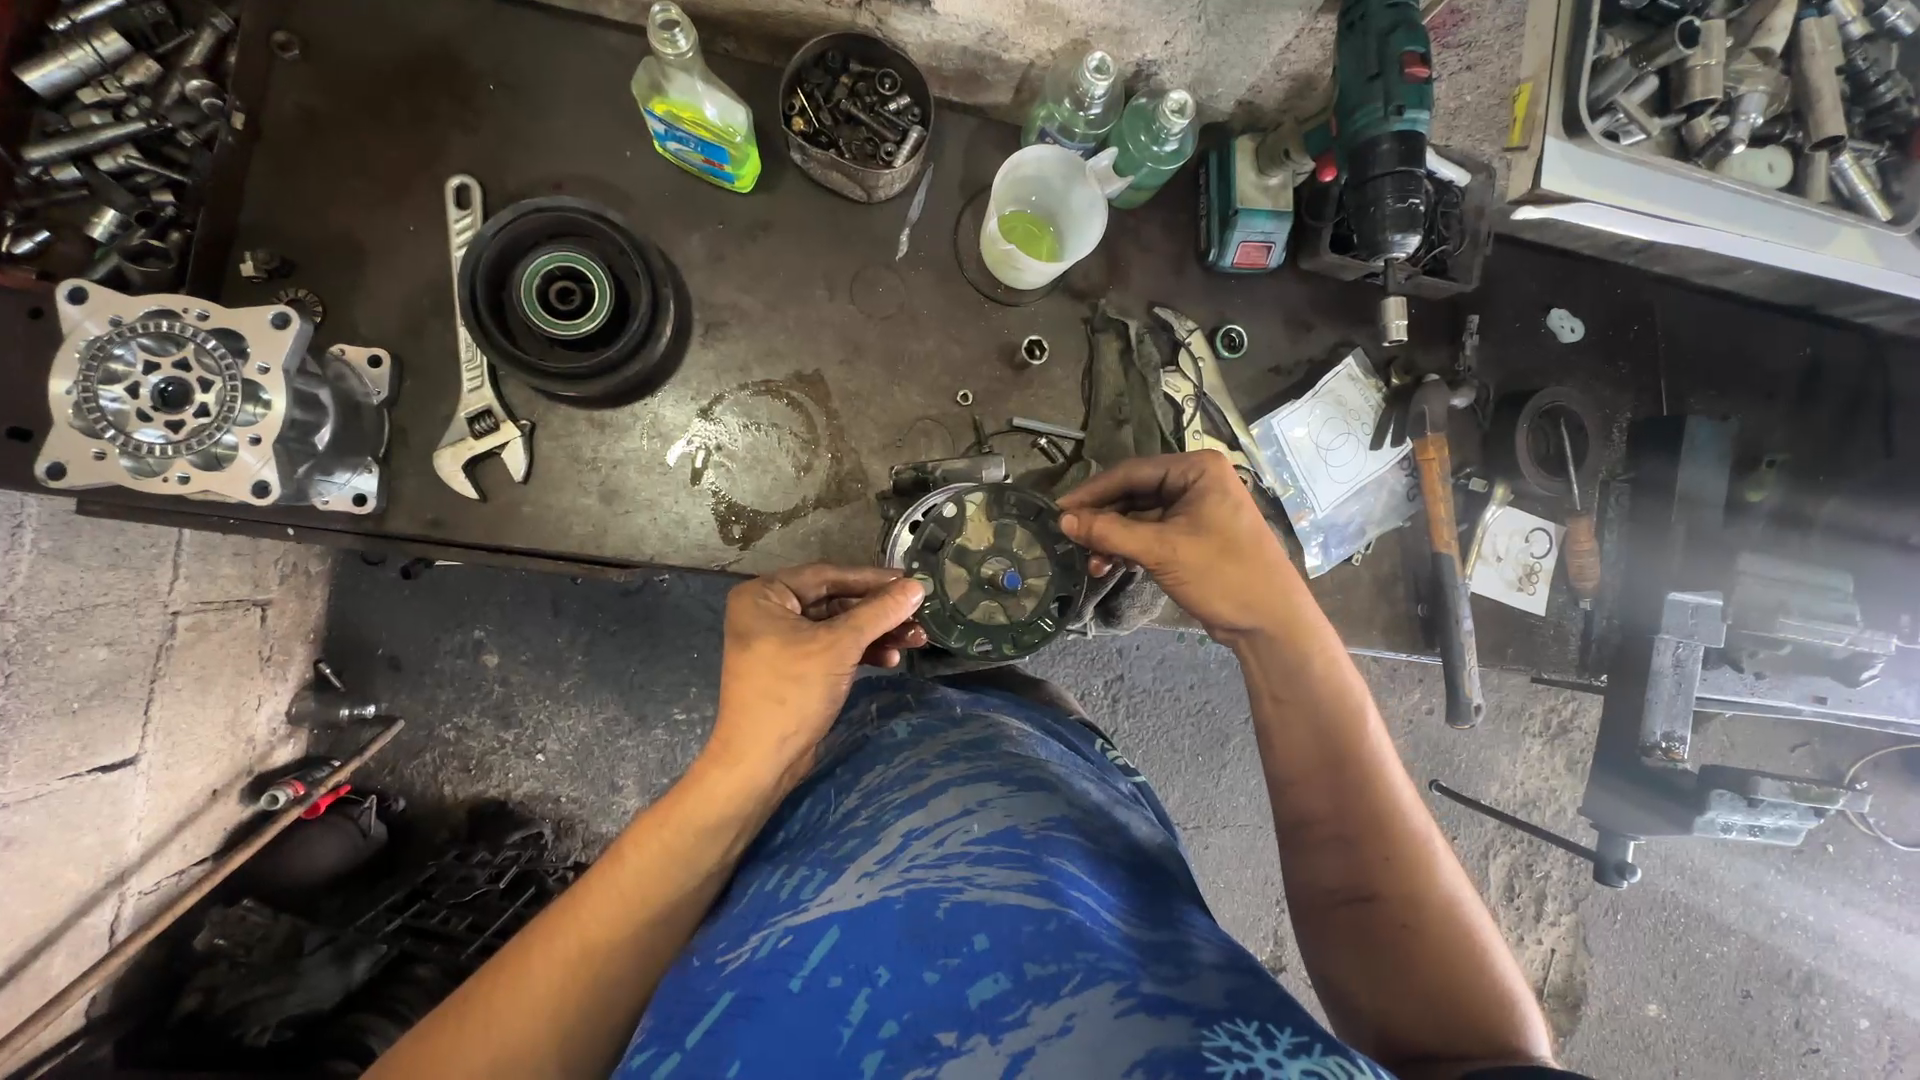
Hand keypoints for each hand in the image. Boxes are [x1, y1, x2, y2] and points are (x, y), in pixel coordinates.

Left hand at [707, 564, 926, 789]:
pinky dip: (861, 652)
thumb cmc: (793, 692)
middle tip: (918, 614)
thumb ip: (878, 612)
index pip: (827, 575)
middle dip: (879, 612)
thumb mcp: (839, 646)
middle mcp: (769, 612)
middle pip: (835, 601)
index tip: (910, 582)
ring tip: (916, 639)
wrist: (762, 761)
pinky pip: (833, 649)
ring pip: (838, 627)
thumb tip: (916, 587)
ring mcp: (781, 642)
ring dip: (876, 633)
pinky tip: (891, 659)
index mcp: (764, 595)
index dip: (872, 579)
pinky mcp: (795, 668)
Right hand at [1059, 451, 1298, 644]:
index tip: (1058, 510)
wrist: (1269, 621)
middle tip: (1070, 539)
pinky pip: (1151, 533)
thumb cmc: (1222, 574)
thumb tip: (1063, 520)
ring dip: (1113, 538)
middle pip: (1133, 493)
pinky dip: (1129, 547)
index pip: (1131, 472)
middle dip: (1102, 519)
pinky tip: (1109, 565)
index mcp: (1196, 469)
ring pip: (1139, 516)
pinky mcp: (1192, 536)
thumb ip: (1109, 531)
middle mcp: (1196, 482)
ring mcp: (1195, 509)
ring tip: (1092, 562)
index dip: (1092, 492)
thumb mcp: (1161, 550)